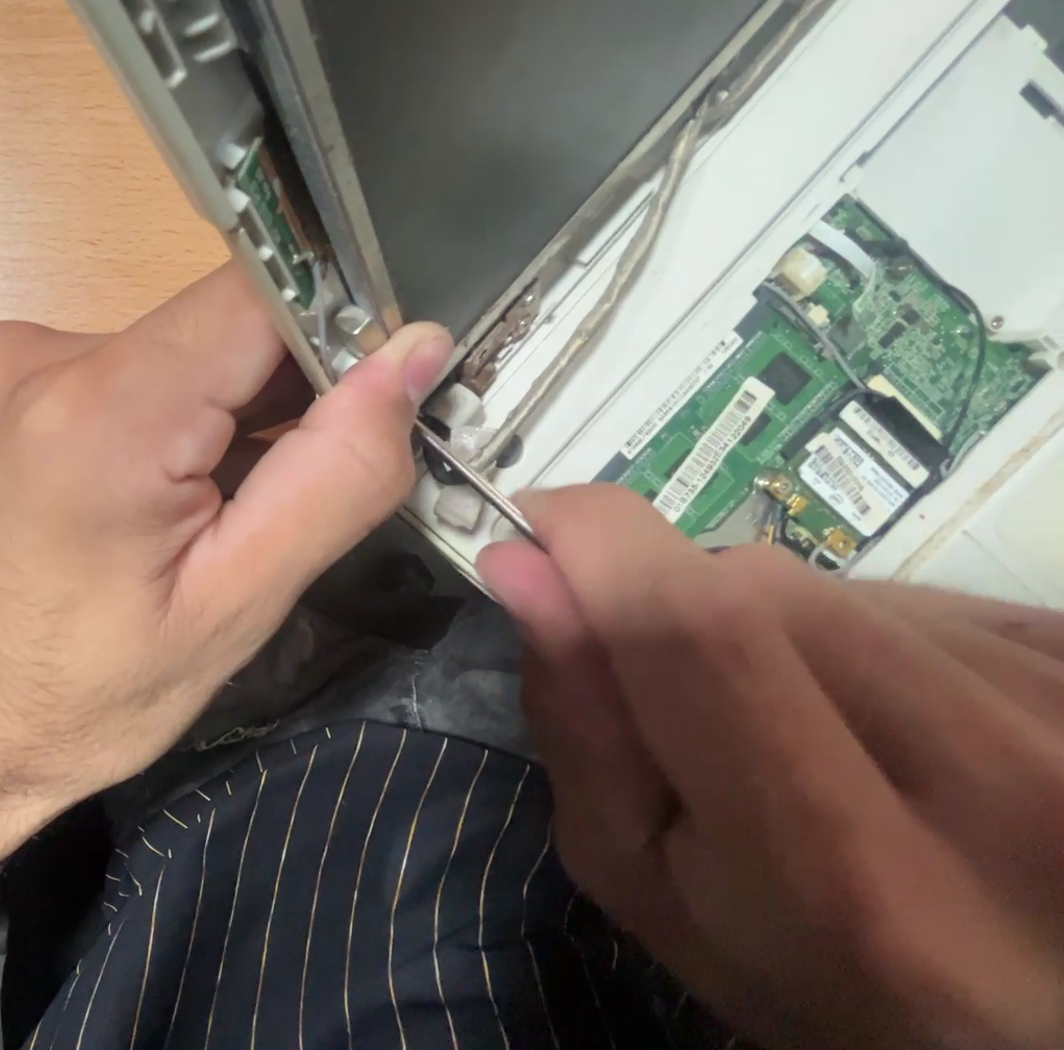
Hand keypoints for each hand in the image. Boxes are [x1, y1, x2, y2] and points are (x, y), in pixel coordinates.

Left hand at [0, 263, 452, 900]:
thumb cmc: (96, 692)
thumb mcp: (238, 604)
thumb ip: (337, 472)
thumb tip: (411, 351)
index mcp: (99, 416)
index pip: (258, 295)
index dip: (331, 331)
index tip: (364, 398)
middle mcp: (34, 358)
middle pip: (215, 320)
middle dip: (273, 389)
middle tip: (274, 489)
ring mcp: (2, 359)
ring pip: (174, 341)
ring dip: (217, 406)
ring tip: (205, 504)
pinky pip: (123, 361)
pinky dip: (164, 409)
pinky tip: (155, 487)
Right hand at [479, 485, 1063, 1048]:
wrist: (1005, 1010)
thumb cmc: (787, 962)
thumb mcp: (637, 871)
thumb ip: (576, 722)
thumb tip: (520, 565)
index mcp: (844, 870)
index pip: (697, 630)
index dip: (596, 546)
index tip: (532, 524)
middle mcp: (1004, 786)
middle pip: (758, 590)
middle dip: (666, 597)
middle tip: (673, 687)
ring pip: (828, 583)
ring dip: (759, 618)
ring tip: (792, 718)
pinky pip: (910, 593)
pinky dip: (844, 628)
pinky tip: (876, 715)